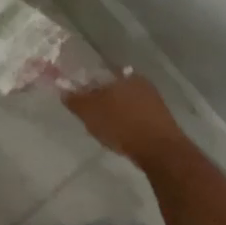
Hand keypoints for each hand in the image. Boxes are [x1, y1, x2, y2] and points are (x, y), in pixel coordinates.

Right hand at [62, 73, 187, 162]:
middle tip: (91, 117)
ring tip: (106, 129)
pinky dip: (128, 123)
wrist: (159, 149)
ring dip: (116, 113)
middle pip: (114, 89)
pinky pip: (138, 116)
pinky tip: (123, 136)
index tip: (80, 101)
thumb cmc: (121, 125)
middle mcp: (140, 82)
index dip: (88, 87)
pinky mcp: (161, 119)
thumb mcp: (89, 112)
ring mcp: (154, 100)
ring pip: (127, 103)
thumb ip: (75, 100)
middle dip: (102, 100)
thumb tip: (64, 90)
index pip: (100, 75)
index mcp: (123, 75)